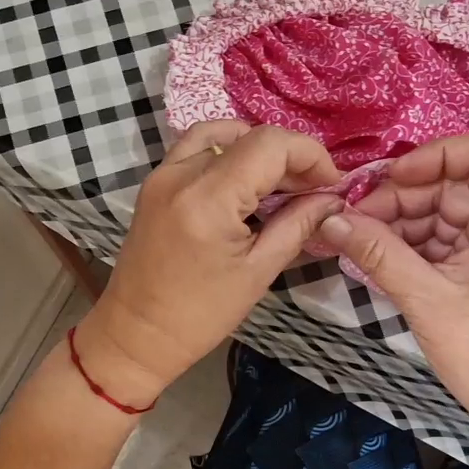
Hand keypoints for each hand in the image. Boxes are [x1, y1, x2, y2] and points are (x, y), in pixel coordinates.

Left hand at [76, 122, 343, 406]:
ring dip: (257, 150)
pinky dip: (227, 152)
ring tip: (279, 184)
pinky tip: (246, 182)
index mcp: (208, 198)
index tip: (331, 184)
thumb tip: (332, 199)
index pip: (270, 144)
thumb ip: (298, 225)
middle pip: (249, 136)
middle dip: (289, 157)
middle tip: (312, 192)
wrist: (136, 333)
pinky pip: (196, 147)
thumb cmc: (200, 314)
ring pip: (221, 134)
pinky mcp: (154, 183)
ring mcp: (162, 174)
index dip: (310, 155)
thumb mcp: (259, 271)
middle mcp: (181, 174)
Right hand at [317, 136, 468, 442]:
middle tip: (354, 220)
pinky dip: (414, 244)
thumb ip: (378, 254)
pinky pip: (448, 238)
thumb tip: (330, 220)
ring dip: (402, 222)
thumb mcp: (427, 301)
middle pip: (457, 185)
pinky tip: (378, 255)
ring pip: (447, 212)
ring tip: (358, 240)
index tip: (390, 179)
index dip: (435, 156)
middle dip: (403, 198)